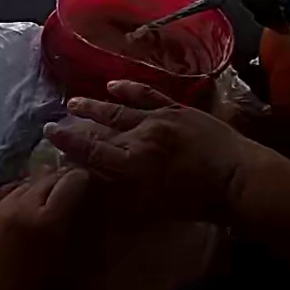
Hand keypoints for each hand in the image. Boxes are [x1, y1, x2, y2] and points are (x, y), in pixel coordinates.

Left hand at [0, 166, 90, 289]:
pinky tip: (22, 197)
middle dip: (61, 179)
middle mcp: (23, 206)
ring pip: (24, 182)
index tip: (88, 182)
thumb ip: (71, 229)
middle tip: (70, 185)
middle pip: (47, 178)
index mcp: (48, 220)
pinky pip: (3, 191)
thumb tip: (78, 207)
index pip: (70, 182)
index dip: (82, 179)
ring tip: (46, 192)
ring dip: (37, 185)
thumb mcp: (65, 264)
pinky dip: (15, 191)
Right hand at [43, 80, 272, 221]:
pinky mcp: (177, 109)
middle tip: (58, 117)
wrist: (239, 180)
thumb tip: (96, 174)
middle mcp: (141, 138)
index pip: (90, 149)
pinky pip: (148, 95)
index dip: (67, 141)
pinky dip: (129, 89)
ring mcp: (159, 119)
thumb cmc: (197, 202)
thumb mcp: (153, 205)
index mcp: (133, 165)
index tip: (50, 132)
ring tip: (75, 102)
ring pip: (119, 110)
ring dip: (95, 105)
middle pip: (101, 128)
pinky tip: (113, 85)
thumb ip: (122, 188)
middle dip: (77, 122)